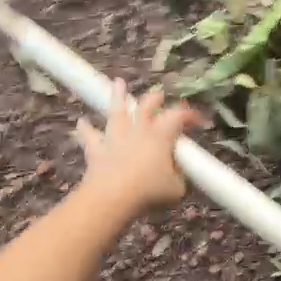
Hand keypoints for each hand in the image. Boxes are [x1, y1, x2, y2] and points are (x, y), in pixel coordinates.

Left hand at [75, 81, 206, 214]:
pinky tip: (81, 123)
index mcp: (161, 136)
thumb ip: (178, 176)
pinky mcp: (97, 149)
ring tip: (118, 83)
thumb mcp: (176, 188)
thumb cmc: (149, 191)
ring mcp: (115, 137)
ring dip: (118, 96)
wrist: (113, 196)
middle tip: (159, 93)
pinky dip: (85, 129)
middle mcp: (138, 130)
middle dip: (155, 98)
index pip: (179, 116)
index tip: (199, 120)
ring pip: (117, 111)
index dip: (190, 114)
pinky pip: (89, 136)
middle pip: (147, 106)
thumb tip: (177, 172)